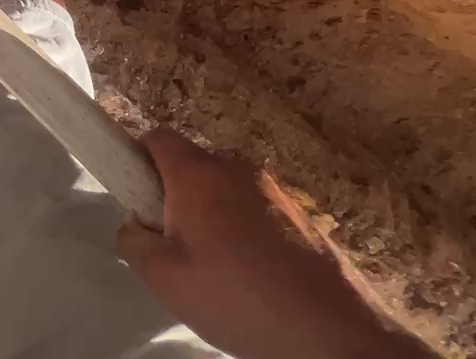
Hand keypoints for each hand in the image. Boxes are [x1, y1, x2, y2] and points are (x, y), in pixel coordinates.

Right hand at [119, 129, 433, 358]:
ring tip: (222, 264)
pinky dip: (251, 233)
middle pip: (194, 164)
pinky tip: (258, 276)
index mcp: (198, 172)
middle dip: (178, 192)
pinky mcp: (310, 222)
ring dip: (217, 213)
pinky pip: (261, 212)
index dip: (139, 159)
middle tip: (178, 239)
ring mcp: (279, 194)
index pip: (155, 137)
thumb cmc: (240, 298)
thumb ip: (132, 238)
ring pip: (228, 189)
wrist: (343, 342)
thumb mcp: (162, 276)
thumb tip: (138, 225)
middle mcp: (238, 170)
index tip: (141, 197)